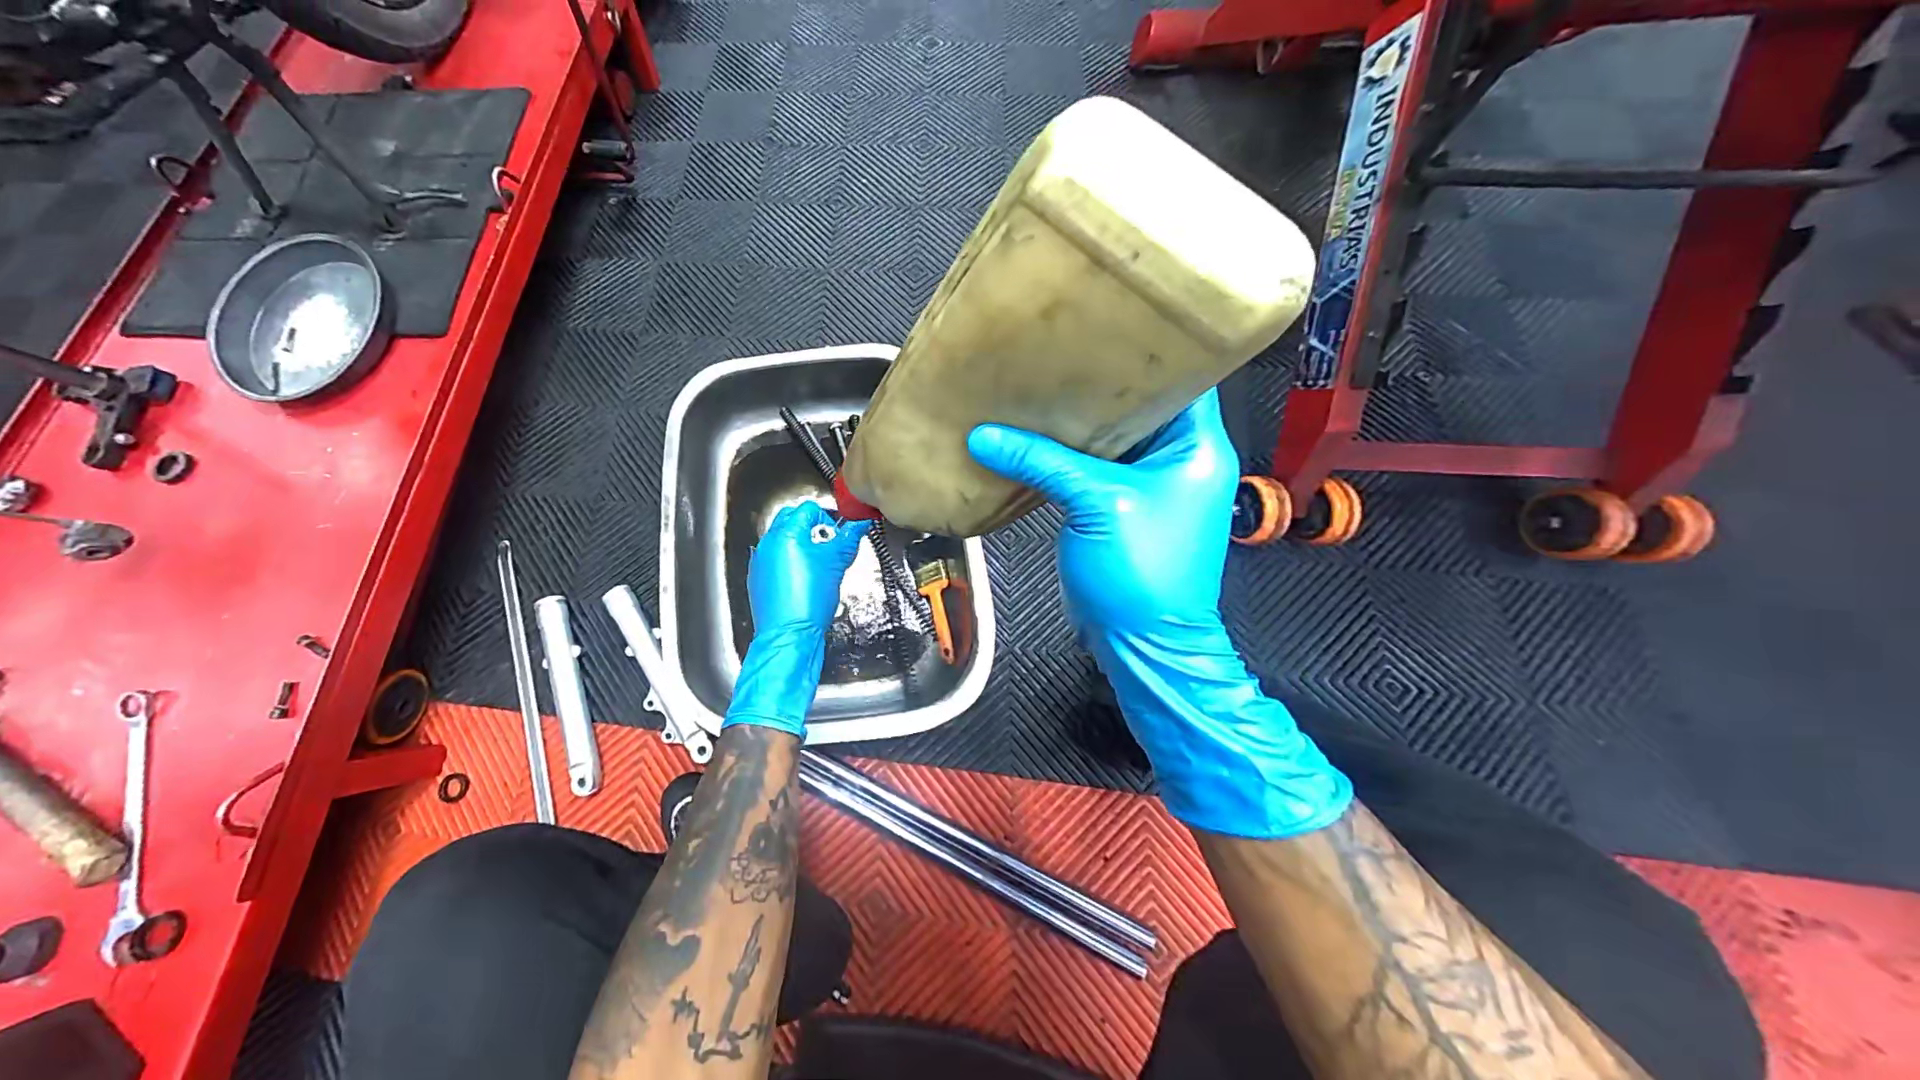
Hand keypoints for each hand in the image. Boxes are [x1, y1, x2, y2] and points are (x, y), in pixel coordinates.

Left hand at [725, 501, 870, 735]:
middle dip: (814, 530)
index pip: (808, 509)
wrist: (788, 637)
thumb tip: (861, 524)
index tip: (841, 533)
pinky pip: (777, 561)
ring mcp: (761, 562)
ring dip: (803, 547)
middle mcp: (768, 544)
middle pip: (793, 521)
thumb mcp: (836, 564)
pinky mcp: (760, 580)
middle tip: (832, 546)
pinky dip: (792, 563)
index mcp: (785, 534)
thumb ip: (848, 539)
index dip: (828, 518)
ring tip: (822, 566)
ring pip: (785, 542)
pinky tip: (807, 581)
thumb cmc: (809, 601)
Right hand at [968, 390, 1350, 837]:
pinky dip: (1068, 454)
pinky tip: (1034, 437)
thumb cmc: (1144, 576)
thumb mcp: (1097, 506)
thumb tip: (984, 435)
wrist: (1144, 644)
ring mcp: (1149, 485)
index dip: (1150, 349)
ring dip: (1080, 421)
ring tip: (1040, 385)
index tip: (1108, 320)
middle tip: (1060, 348)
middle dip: (1101, 383)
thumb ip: (1043, 463)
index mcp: (1197, 447)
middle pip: (1140, 405)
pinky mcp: (1121, 507)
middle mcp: (1179, 459)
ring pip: (1113, 438)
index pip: (1183, 378)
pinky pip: (1095, 468)